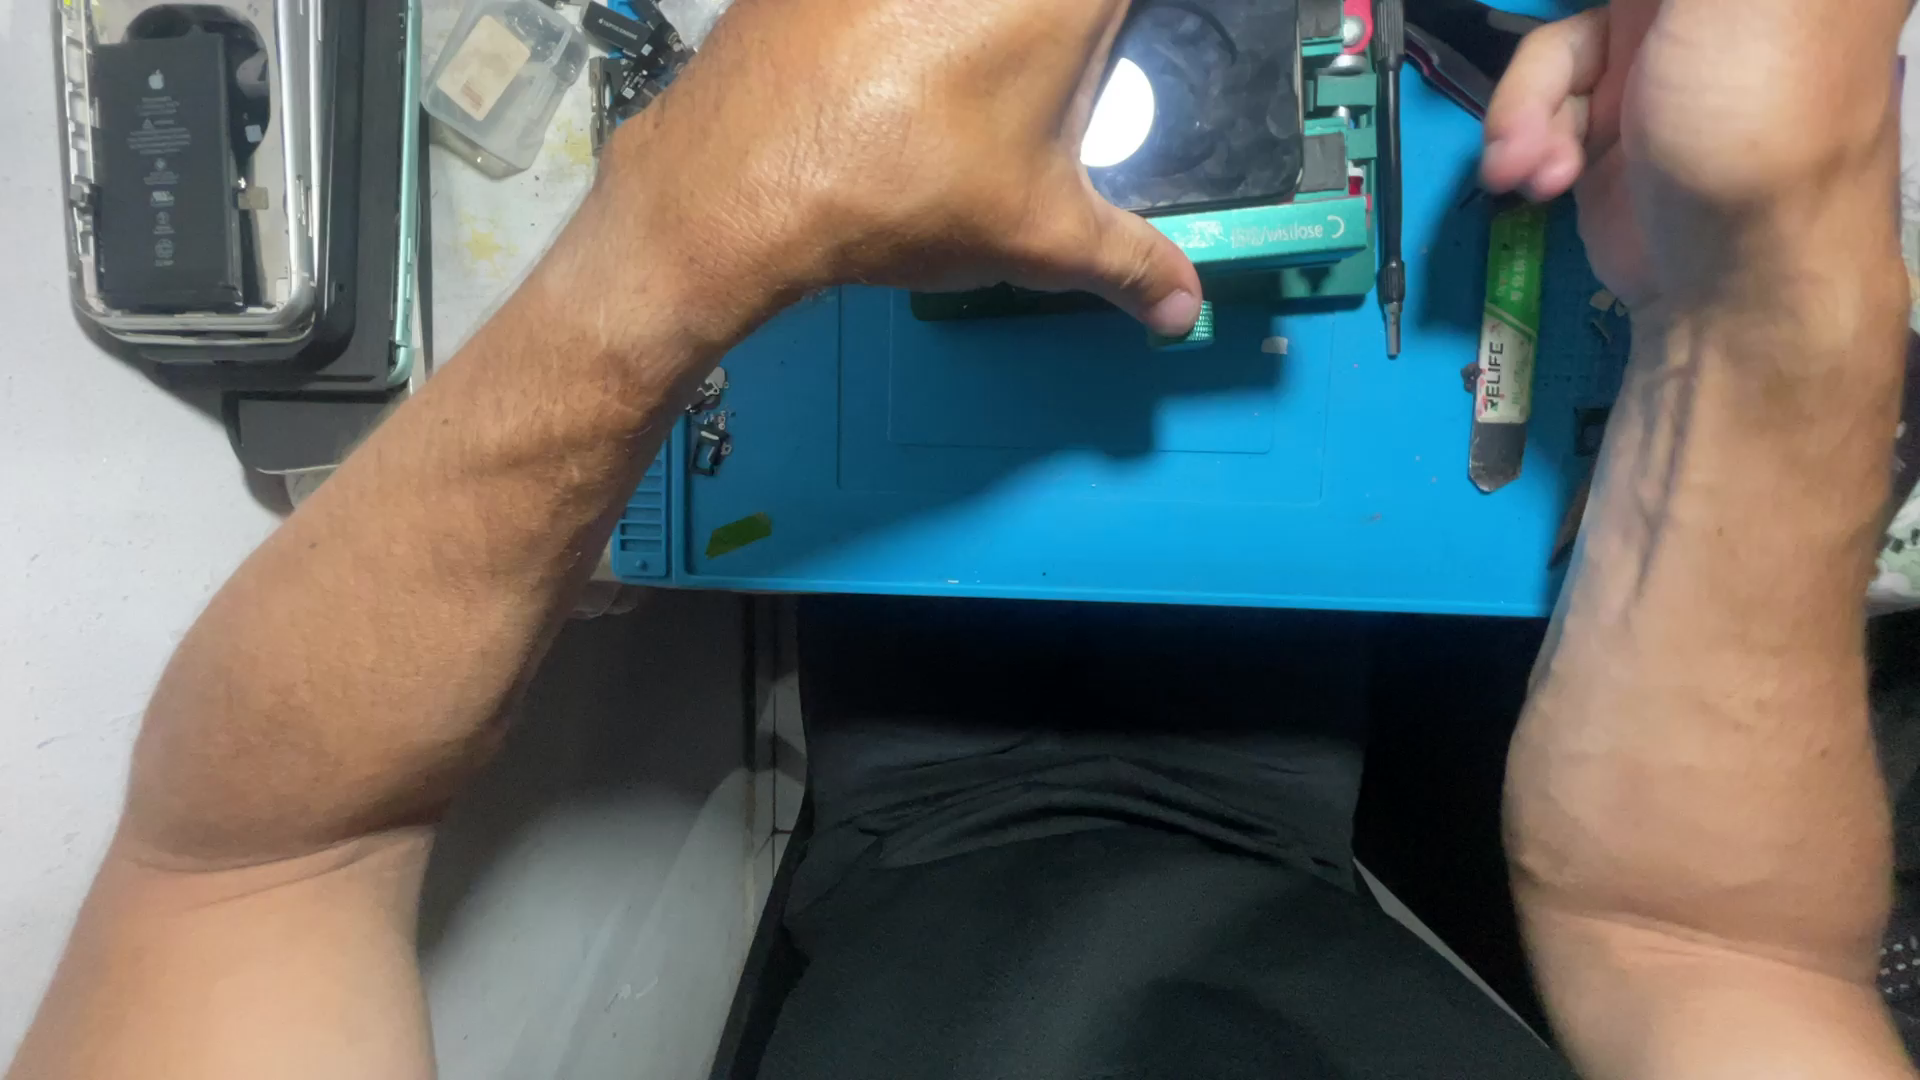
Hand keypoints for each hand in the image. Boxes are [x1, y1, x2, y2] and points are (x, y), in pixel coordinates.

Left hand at [578, 0, 1203, 338]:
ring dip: (987, 37)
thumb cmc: (915, 194)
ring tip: (960, 95)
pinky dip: (924, 26)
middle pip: (1057, 12)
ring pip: (984, 7)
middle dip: (1062, 44)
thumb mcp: (1042, 237)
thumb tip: (1186, 311)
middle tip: (1042, 86)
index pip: (1132, 11)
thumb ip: (1130, 263)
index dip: (1118, 41)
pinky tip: (897, 71)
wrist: (752, 179)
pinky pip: (912, 2)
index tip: (1110, 64)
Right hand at [1480, 0, 1906, 310]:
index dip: (1587, 4)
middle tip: (1545, 106)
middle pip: (1581, 7)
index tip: (1578, 35)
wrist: (1721, 259)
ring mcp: (1647, 56)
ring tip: (1532, 165)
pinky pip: (1537, 110)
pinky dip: (1527, 146)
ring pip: (1545, 54)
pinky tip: (1544, 176)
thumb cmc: (1755, 114)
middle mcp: (1697, 2)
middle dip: (1544, 69)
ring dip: (1523, 115)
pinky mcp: (1603, 116)